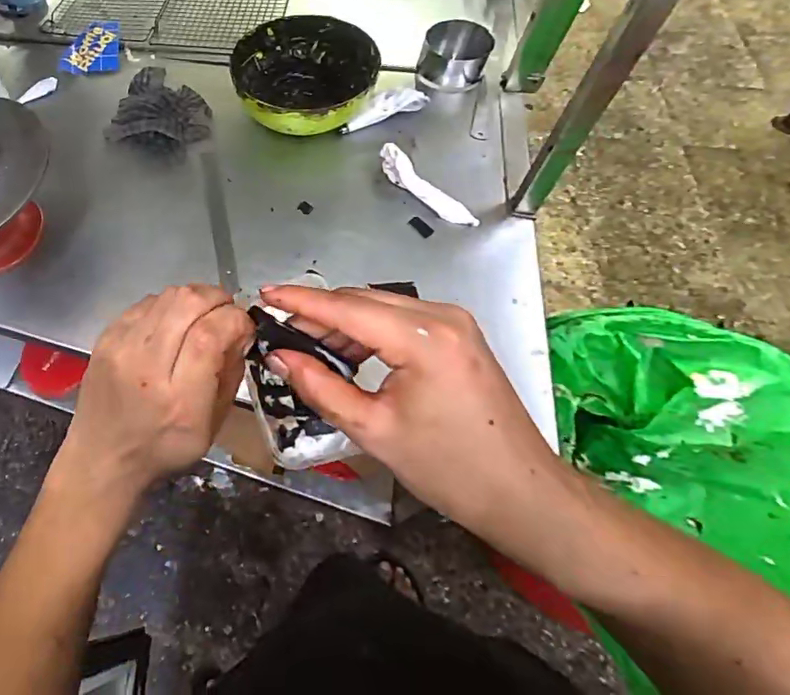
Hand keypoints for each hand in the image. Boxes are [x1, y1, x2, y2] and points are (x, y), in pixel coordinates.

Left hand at [51, 285, 253, 498]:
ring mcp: (120, 346)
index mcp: (178, 399)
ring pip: (166, 296)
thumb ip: (229, 374)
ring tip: (202, 313)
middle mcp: (145, 365)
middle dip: (217, 298)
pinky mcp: (105, 336)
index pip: (210, 335)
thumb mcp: (211, 425)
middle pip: (187, 303)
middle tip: (226, 311)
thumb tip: (239, 330)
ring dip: (193, 298)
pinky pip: (145, 303)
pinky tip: (172, 321)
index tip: (244, 325)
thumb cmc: (162, 448)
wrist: (101, 457)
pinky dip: (167, 305)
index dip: (234, 319)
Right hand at [258, 286, 568, 533]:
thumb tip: (279, 357)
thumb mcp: (373, 430)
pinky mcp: (458, 334)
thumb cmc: (450, 470)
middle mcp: (441, 316)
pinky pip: (399, 318)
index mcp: (423, 338)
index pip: (346, 308)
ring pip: (379, 306)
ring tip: (307, 345)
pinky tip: (347, 352)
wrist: (525, 495)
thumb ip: (319, 386)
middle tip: (279, 330)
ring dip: (342, 322)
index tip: (264, 295)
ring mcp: (454, 322)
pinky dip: (368, 330)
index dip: (300, 301)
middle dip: (318, 313)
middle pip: (362, 301)